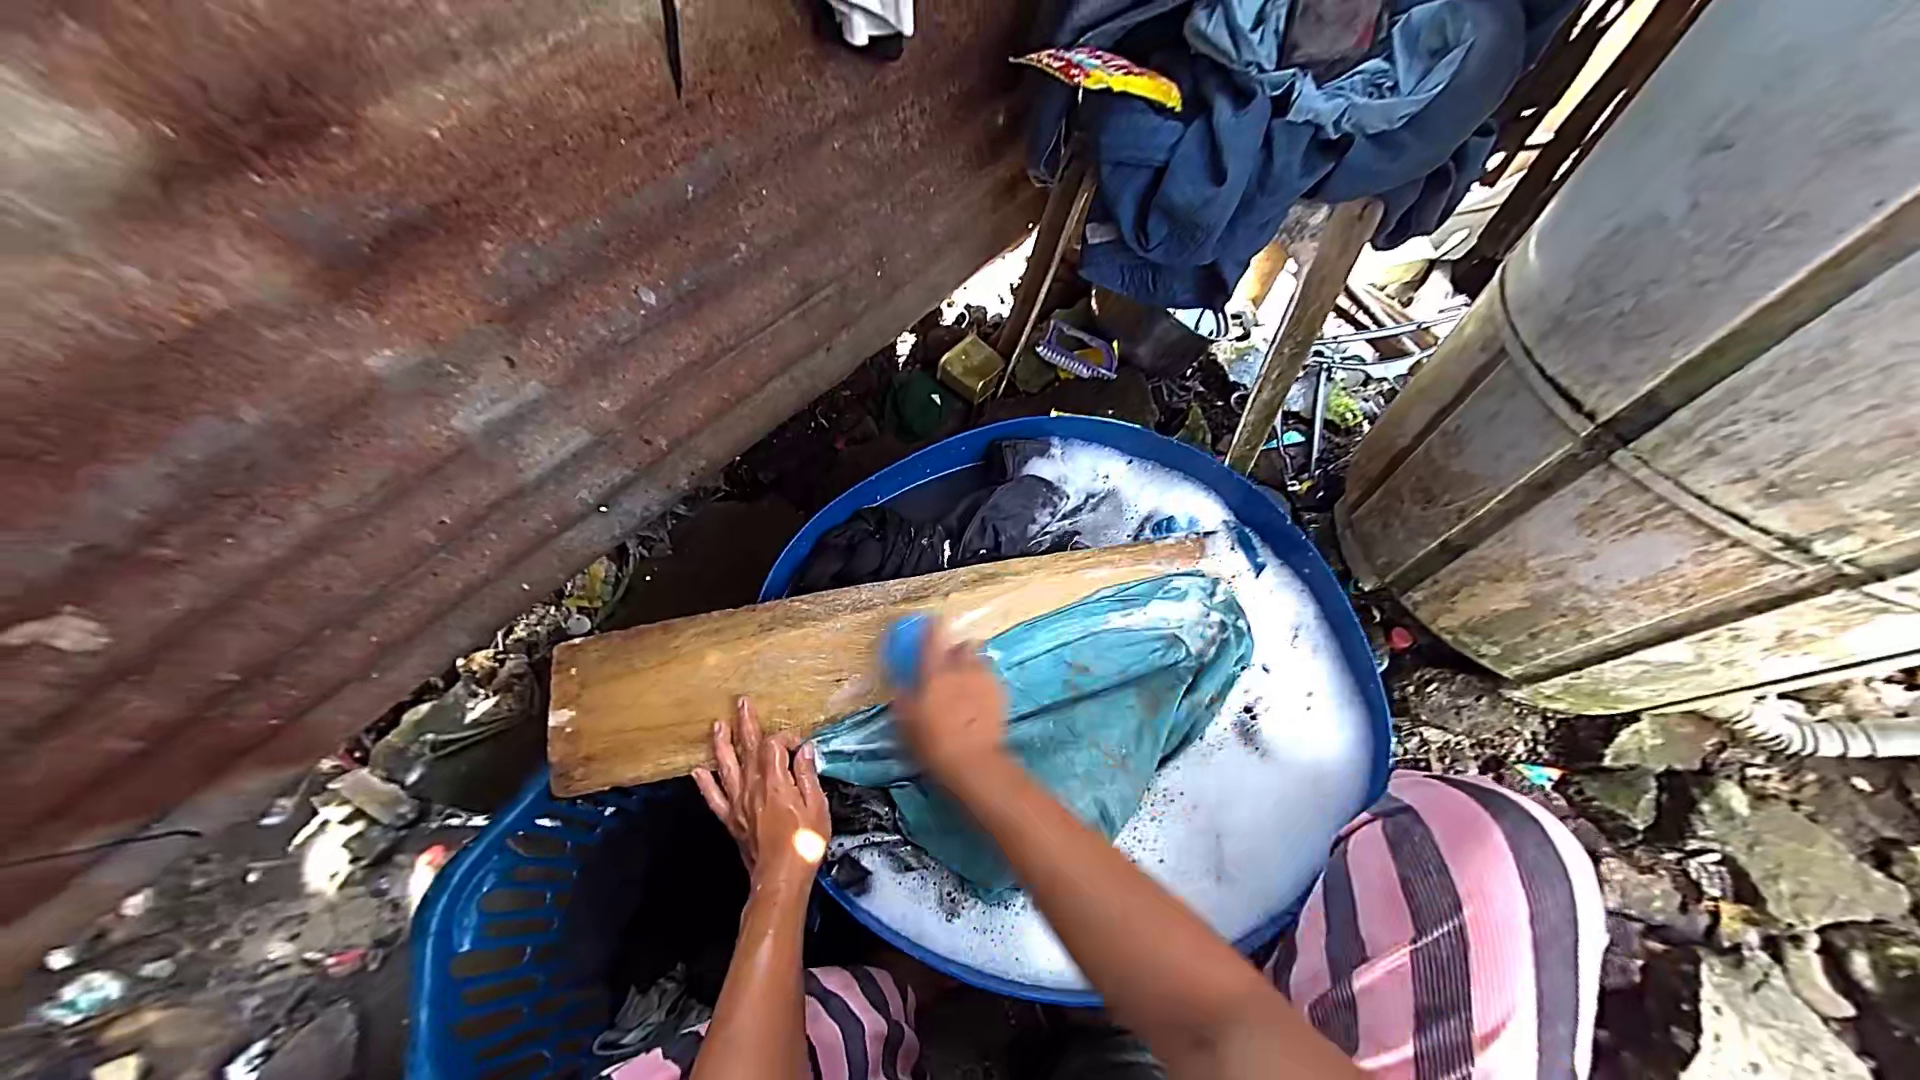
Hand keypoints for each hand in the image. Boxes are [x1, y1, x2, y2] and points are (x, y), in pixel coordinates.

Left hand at [692, 698, 829, 888]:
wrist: (781, 877)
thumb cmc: (805, 842)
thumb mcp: (817, 805)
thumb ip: (807, 775)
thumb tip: (804, 750)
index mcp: (776, 781)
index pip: (774, 746)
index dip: (785, 737)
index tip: (798, 742)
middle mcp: (752, 787)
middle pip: (747, 748)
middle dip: (745, 723)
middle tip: (741, 703)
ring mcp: (738, 803)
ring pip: (726, 767)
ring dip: (721, 744)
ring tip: (717, 726)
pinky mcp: (730, 819)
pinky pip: (714, 797)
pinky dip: (705, 783)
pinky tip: (698, 771)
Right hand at [891, 620, 1009, 783]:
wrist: (974, 761)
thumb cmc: (933, 742)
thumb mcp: (906, 722)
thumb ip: (903, 698)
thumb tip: (901, 684)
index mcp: (935, 672)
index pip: (933, 637)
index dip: (932, 626)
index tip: (931, 620)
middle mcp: (962, 668)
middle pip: (962, 645)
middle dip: (957, 648)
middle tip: (949, 661)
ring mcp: (985, 679)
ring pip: (980, 659)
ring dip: (973, 663)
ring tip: (968, 679)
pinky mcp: (1001, 693)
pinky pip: (992, 678)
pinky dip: (985, 681)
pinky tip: (981, 697)